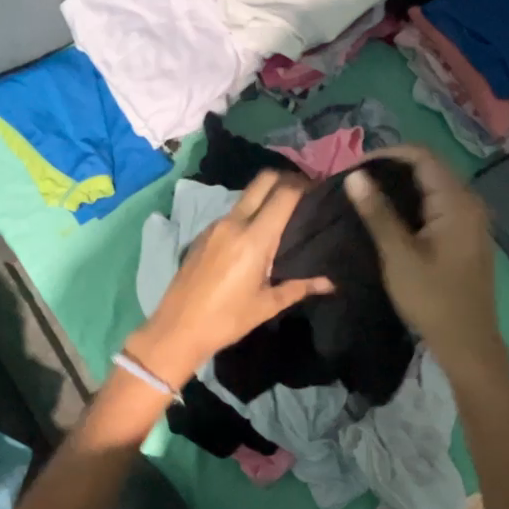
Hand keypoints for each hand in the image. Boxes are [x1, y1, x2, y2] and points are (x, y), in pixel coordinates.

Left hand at [125, 170, 333, 388]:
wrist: (177, 329)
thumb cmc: (227, 319)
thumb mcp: (267, 305)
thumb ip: (300, 287)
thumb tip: (330, 283)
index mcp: (253, 239)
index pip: (284, 194)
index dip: (304, 186)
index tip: (319, 191)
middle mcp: (233, 223)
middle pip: (263, 181)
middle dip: (285, 179)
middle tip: (304, 192)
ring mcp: (214, 227)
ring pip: (246, 197)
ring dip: (266, 197)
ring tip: (284, 215)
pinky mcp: (202, 235)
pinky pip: (232, 213)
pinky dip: (249, 213)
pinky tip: (257, 234)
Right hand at [346, 146, 504, 371]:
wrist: (467, 341)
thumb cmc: (431, 298)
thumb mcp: (398, 255)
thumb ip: (377, 213)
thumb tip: (355, 176)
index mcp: (457, 202)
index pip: (422, 156)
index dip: (386, 154)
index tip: (354, 167)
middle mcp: (470, 203)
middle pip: (430, 168)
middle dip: (393, 168)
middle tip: (357, 181)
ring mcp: (473, 220)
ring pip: (435, 187)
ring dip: (403, 186)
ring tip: (368, 196)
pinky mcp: (468, 236)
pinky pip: (440, 205)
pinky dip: (415, 203)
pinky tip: (393, 217)